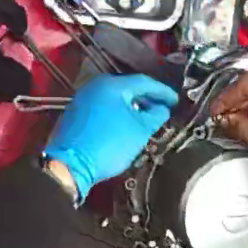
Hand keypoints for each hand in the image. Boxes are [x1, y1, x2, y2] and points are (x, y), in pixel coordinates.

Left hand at [42, 73, 179, 198]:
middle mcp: (95, 86)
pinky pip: (102, 108)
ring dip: (132, 107)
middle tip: (162, 109)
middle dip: (147, 99)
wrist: (71, 164)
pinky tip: (125, 125)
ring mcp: (82, 99)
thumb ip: (156, 115)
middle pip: (127, 88)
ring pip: (114, 98)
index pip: (144, 82)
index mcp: (112, 85)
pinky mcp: (75, 114)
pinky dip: (117, 113)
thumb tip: (161, 108)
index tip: (176, 101)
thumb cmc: (110, 144)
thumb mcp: (140, 131)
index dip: (163, 92)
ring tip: (146, 119)